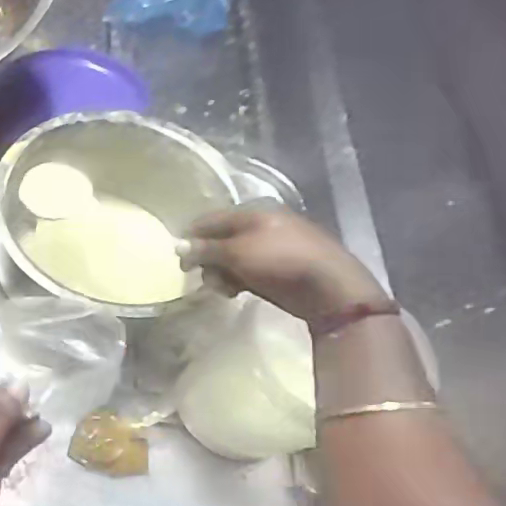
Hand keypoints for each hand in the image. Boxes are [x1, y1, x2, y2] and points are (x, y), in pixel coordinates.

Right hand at [180, 206, 390, 323]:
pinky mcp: (275, 266)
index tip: (180, 261)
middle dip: (207, 261)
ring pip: (229, 258)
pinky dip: (236, 281)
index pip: (208, 220)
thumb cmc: (279, 261)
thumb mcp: (236, 253)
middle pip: (216, 241)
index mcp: (252, 213)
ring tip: (225, 290)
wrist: (328, 286)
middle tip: (205, 279)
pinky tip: (237, 292)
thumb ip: (204, 249)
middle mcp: (259, 226)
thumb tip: (177, 246)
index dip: (190, 239)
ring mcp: (268, 246)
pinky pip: (244, 270)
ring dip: (220, 274)